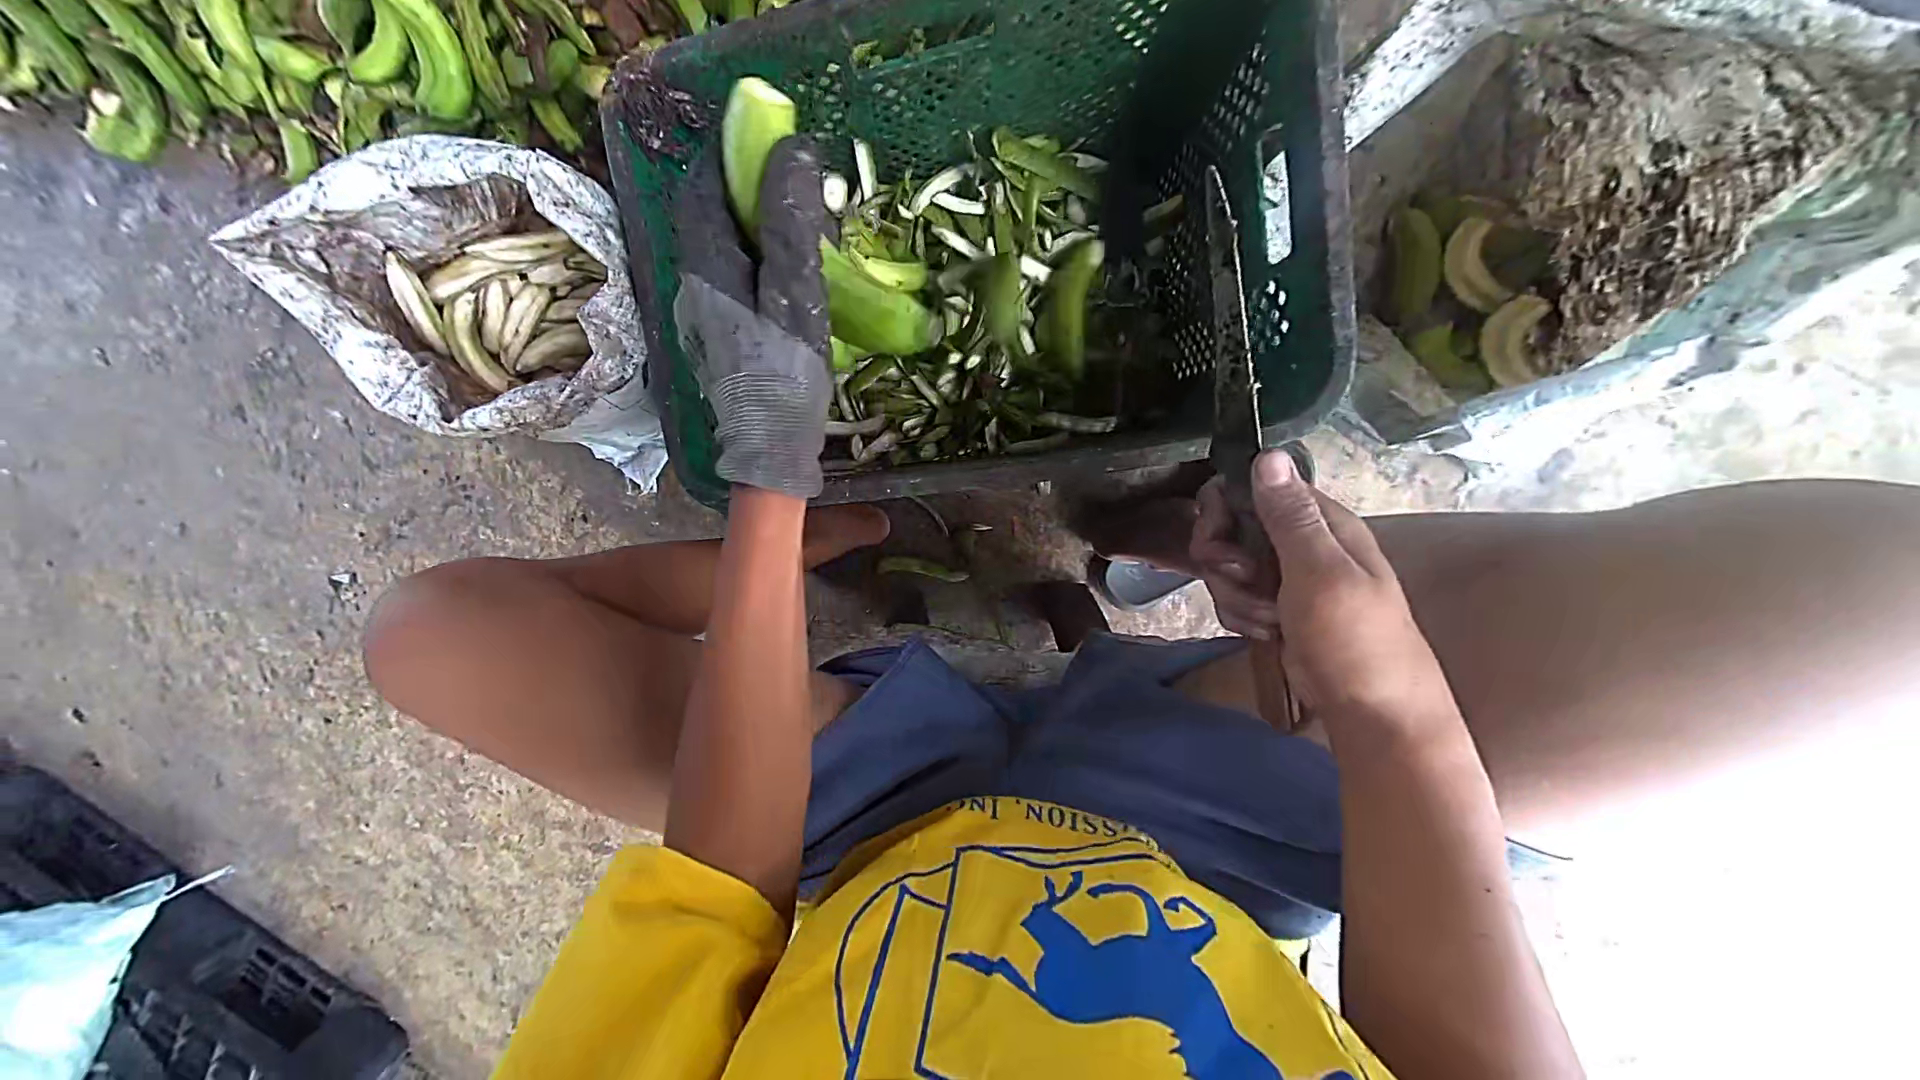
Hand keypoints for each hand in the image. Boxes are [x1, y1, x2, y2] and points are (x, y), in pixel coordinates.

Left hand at [672, 136, 832, 498]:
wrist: (770, 446)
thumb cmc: (784, 371)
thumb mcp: (794, 292)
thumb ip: (790, 221)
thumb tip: (793, 148)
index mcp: (707, 262)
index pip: (705, 184)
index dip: (733, 153)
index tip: (770, 139)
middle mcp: (694, 280)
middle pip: (714, 215)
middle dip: (750, 191)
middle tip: (798, 189)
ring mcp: (705, 310)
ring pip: (727, 249)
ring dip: (759, 229)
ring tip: (803, 231)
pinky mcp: (723, 334)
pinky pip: (738, 279)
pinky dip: (762, 263)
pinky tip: (792, 279)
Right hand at [1192, 451, 1456, 723]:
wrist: (1369, 711)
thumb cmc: (1354, 638)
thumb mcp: (1320, 572)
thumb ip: (1289, 516)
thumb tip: (1268, 454)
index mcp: (1320, 522)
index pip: (1254, 488)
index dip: (1224, 509)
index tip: (1216, 540)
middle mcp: (1301, 542)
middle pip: (1231, 528)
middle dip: (1224, 561)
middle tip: (1242, 581)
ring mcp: (1286, 577)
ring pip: (1227, 568)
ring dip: (1236, 596)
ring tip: (1268, 619)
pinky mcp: (1274, 607)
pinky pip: (1235, 598)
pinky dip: (1242, 616)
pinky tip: (1265, 632)